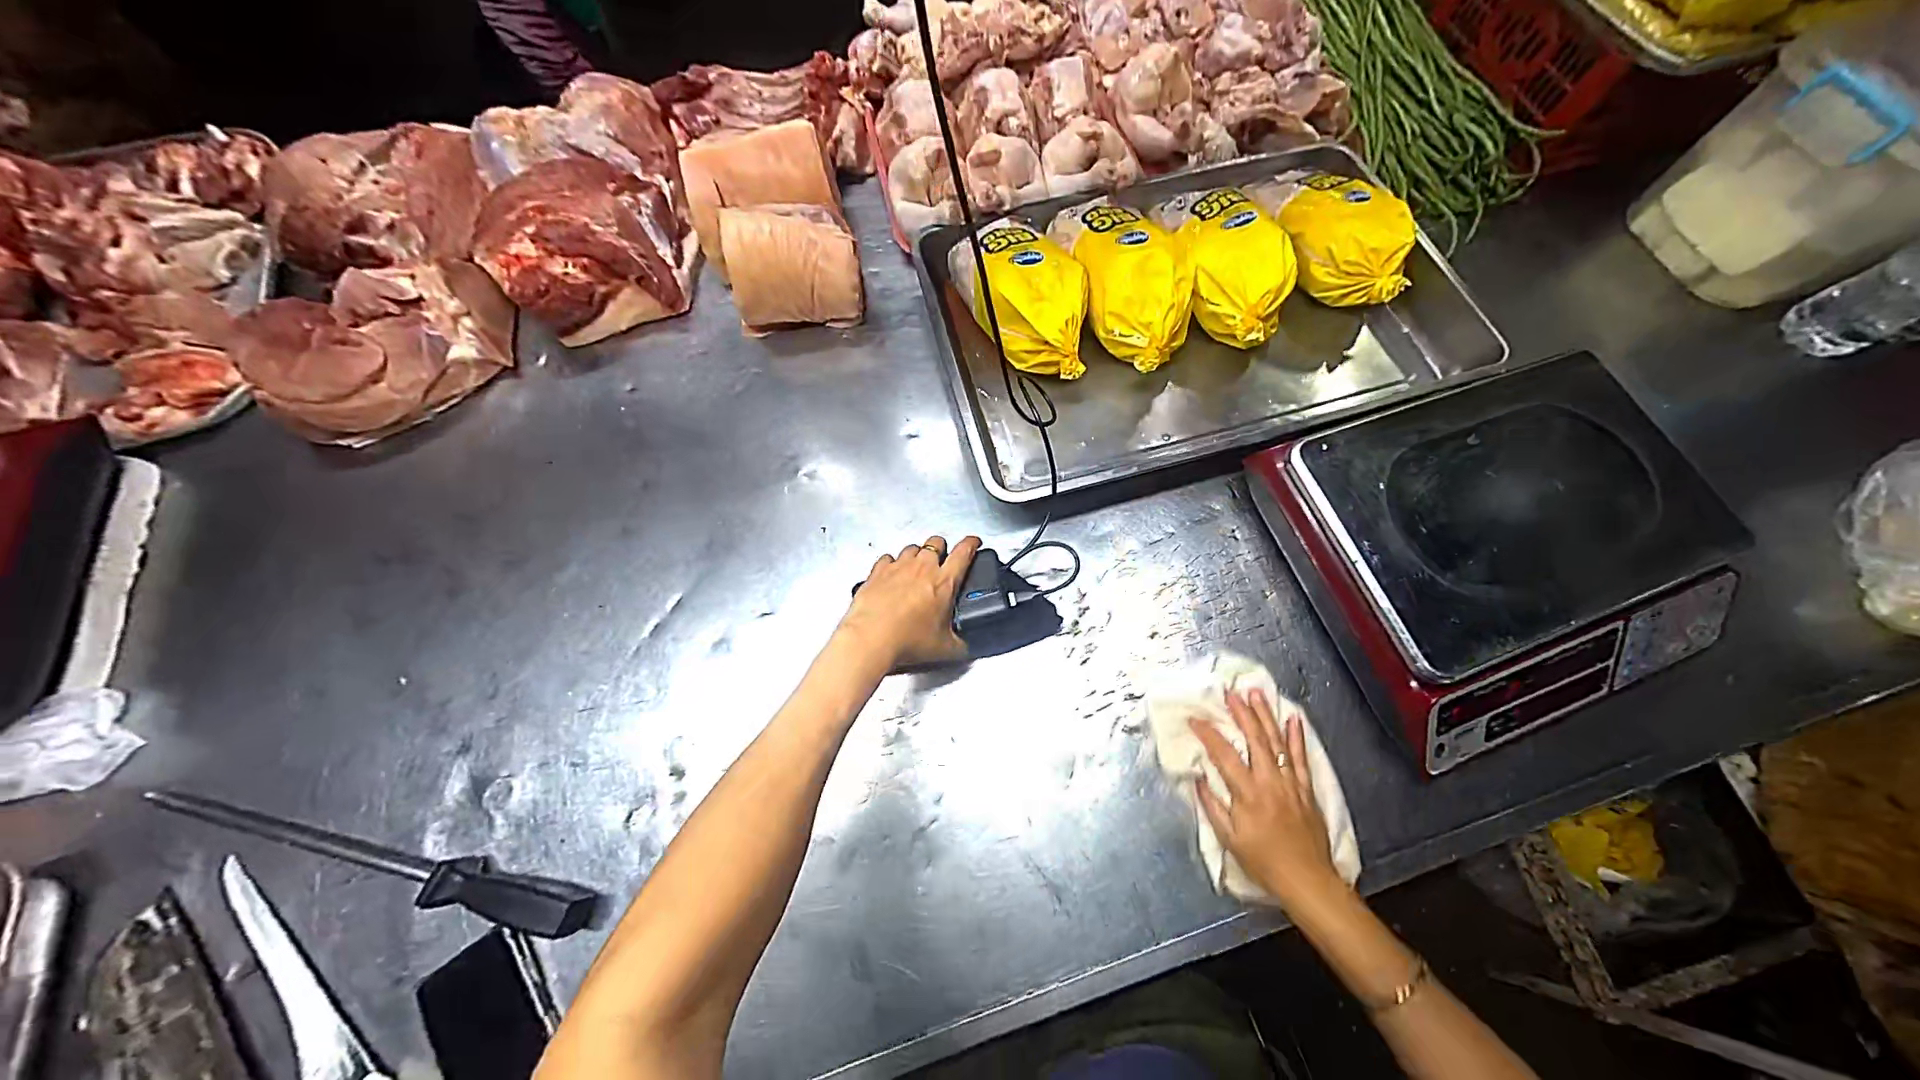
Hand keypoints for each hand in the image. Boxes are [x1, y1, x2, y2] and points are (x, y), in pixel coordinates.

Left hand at [839, 535, 981, 669]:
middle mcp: (921, 568)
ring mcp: (898, 567)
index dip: (971, 543)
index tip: (973, 542)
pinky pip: (887, 558)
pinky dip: (891, 563)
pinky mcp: (877, 572)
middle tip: (942, 558)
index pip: (963, 552)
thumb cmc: (906, 640)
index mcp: (944, 582)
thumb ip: (959, 643)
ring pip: (911, 548)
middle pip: (935, 543)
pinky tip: (891, 574)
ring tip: (916, 568)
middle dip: (941, 547)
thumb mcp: (944, 648)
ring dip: (917, 555)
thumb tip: (963, 647)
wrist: (871, 639)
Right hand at [1191, 689, 1347, 915]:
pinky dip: (1296, 737)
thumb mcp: (1229, 839)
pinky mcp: (1306, 789)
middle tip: (1231, 693)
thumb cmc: (1263, 862)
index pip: (1224, 755)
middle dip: (1241, 713)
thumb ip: (1212, 806)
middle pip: (1255, 739)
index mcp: (1248, 793)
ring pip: (1277, 742)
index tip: (1196, 719)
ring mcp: (1291, 783)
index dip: (1208, 734)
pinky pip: (1300, 758)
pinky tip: (1293, 718)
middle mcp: (1270, 782)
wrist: (1307, 880)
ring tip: (1257, 694)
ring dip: (1266, 716)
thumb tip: (1198, 779)